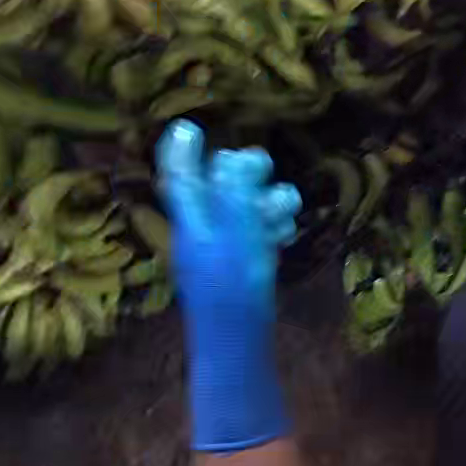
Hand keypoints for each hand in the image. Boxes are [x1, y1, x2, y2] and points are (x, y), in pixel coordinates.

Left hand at [158, 121, 301, 453]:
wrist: (239, 338)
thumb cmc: (233, 288)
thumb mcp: (236, 236)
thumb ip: (236, 194)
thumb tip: (238, 157)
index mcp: (192, 220)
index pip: (180, 176)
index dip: (181, 151)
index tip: (188, 126)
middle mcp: (205, 226)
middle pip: (225, 184)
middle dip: (250, 177)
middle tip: (266, 172)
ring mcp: (226, 243)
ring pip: (251, 204)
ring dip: (271, 204)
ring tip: (283, 221)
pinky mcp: (245, 257)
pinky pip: (261, 227)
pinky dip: (274, 226)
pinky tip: (284, 237)